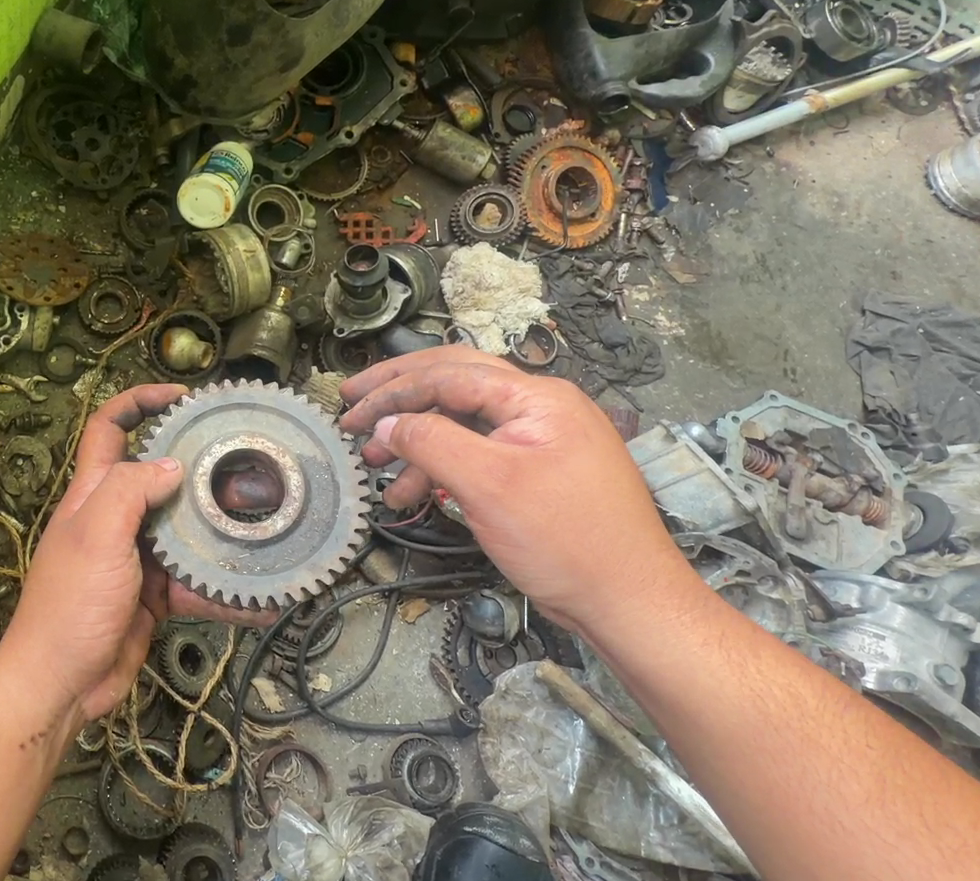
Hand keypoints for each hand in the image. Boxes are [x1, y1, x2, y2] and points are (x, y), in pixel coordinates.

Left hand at [0, 384, 267, 726]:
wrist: (60, 684)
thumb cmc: (71, 601)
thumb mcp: (97, 535)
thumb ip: (131, 492)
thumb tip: (172, 464)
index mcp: (94, 493)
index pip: (110, 428)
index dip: (140, 402)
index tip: (185, 397)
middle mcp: (115, 518)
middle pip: (160, 477)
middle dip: (201, 467)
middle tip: (250, 465)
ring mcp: (136, 558)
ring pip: (184, 531)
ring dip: (222, 530)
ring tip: (270, 525)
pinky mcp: (153, 596)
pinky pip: (195, 584)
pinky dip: (225, 590)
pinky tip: (265, 596)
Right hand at [337, 347, 690, 634]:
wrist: (629, 604)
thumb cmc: (565, 541)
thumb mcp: (487, 486)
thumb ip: (430, 443)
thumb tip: (384, 424)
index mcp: (536, 398)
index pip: (448, 375)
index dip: (392, 390)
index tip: (350, 411)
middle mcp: (539, 408)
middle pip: (452, 383)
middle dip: (397, 395)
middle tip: (352, 403)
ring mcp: (537, 440)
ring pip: (458, 422)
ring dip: (412, 440)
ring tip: (372, 463)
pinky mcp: (532, 471)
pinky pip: (473, 454)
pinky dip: (437, 469)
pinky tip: (410, 494)